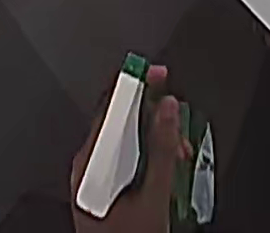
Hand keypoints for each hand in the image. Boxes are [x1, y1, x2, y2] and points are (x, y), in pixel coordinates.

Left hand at [71, 65, 190, 232]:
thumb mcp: (152, 197)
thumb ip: (161, 148)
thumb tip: (167, 105)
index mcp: (90, 165)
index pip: (110, 108)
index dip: (135, 84)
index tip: (156, 72)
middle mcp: (89, 167)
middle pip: (122, 120)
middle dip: (155, 116)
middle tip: (177, 120)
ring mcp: (98, 178)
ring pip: (130, 137)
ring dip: (158, 137)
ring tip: (179, 153)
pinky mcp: (109, 188)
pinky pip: (130, 155)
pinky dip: (153, 153)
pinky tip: (170, 166)